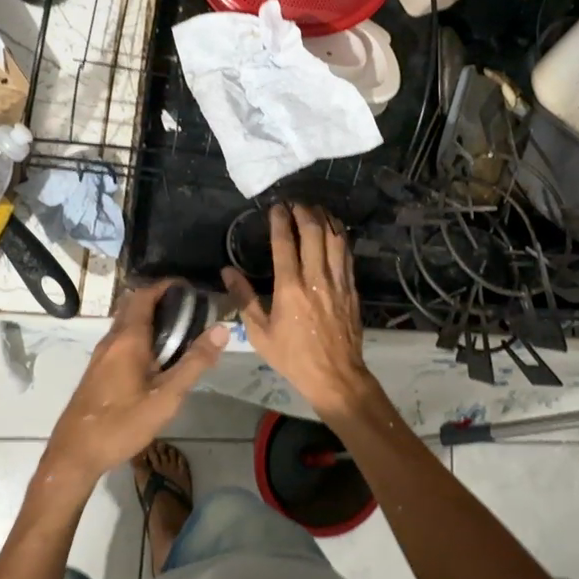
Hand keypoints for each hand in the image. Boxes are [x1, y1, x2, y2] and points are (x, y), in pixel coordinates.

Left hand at [44, 279, 226, 482]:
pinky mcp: (97, 372)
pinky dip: (140, 337)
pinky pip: (121, 341)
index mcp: (128, 340)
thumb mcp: (166, 398)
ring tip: (178, 333)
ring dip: (149, 320)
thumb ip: (194, 363)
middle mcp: (111, 341)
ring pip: (126, 325)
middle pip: (133, 306)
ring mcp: (101, 356)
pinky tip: (155, 360)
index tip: (190, 289)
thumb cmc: (121, 424)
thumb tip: (221, 329)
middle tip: (189, 310)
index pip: (145, 296)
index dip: (166, 286)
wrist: (74, 456)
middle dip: (160, 301)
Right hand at [223, 204, 374, 417]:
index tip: (275, 207)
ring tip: (314, 209)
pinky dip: (339, 236)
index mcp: (290, 288)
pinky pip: (346, 253)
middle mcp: (316, 278)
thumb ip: (243, 299)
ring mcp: (337, 281)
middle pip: (313, 232)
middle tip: (295, 203)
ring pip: (334, 238)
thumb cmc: (293, 357)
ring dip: (324, 219)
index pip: (285, 243)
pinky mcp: (351, 287)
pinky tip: (334, 229)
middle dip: (304, 212)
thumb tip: (227, 272)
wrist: (335, 375)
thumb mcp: (260, 333)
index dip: (280, 221)